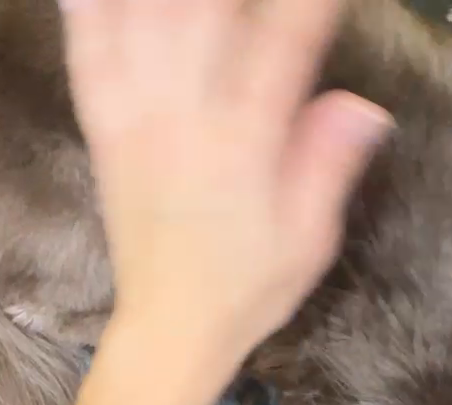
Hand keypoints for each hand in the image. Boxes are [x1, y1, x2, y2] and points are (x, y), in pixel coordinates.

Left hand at [62, 0, 392, 368]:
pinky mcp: (104, 130)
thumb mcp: (308, 241)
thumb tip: (364, 106)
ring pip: (144, 17)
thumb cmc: (248, 289)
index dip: (306, 6)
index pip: (283, 44)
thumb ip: (329, 167)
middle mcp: (186, 118)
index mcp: (245, 146)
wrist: (173, 327)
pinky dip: (87, 11)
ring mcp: (137, 119)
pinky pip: (88, 51)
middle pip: (206, 10)